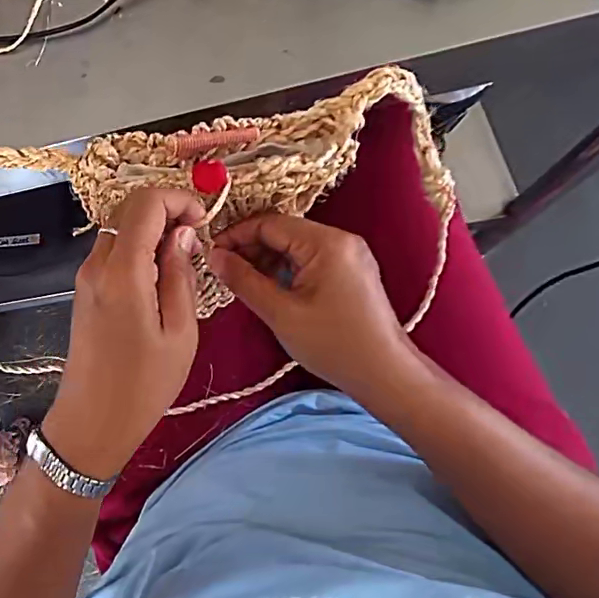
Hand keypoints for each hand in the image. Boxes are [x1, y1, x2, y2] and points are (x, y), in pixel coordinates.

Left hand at [43, 188, 204, 479]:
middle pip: (128, 207)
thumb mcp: (180, 332)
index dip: (179, 200)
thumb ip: (182, 275)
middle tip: (195, 237)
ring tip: (181, 258)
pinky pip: (112, 249)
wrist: (90, 423)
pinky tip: (159, 273)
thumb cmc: (143, 386)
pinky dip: (137, 245)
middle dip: (166, 209)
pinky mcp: (84, 288)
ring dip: (151, 227)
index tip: (203, 222)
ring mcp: (85, 275)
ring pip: (119, 226)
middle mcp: (97, 264)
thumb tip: (183, 235)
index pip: (145, 203)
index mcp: (122, 272)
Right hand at [207, 213, 424, 396]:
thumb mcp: (280, 313)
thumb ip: (244, 280)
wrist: (386, 374)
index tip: (212, 253)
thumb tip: (214, 255)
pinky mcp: (352, 270)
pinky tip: (269, 288)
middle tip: (224, 270)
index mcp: (326, 242)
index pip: (270, 223)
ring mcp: (350, 254)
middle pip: (284, 231)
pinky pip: (310, 258)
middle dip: (251, 247)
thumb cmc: (333, 344)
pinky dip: (286, 268)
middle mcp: (341, 239)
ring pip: (296, 245)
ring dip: (267, 259)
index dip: (236, 235)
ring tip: (243, 282)